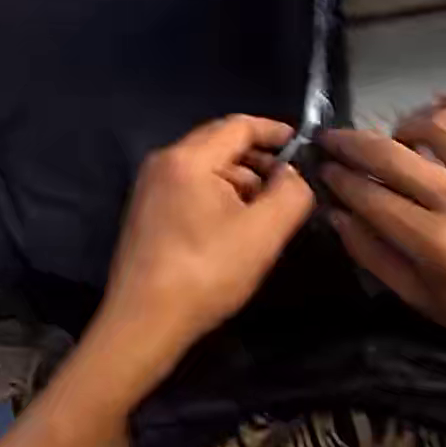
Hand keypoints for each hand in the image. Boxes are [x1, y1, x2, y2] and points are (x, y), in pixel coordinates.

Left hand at [94, 115, 314, 379]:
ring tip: (264, 212)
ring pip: (205, 166)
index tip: (301, 145)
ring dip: (239, 180)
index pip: (238, 126)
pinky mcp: (146, 208)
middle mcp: (163, 160)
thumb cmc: (205, 273)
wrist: (143, 321)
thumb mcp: (262, 234)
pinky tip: (233, 224)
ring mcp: (150, 184)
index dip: (273, 131)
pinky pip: (189, 184)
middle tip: (288, 184)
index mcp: (188, 158)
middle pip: (219, 142)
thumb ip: (289, 195)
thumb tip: (292, 174)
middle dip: (257, 159)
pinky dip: (217, 193)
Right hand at [320, 96, 445, 403]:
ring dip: (403, 124)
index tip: (324, 172)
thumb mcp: (429, 304)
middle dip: (348, 142)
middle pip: (387, 153)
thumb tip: (340, 218)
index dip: (336, 179)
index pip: (366, 195)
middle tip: (333, 141)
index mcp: (435, 244)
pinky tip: (439, 109)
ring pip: (435, 125)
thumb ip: (376, 257)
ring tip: (395, 137)